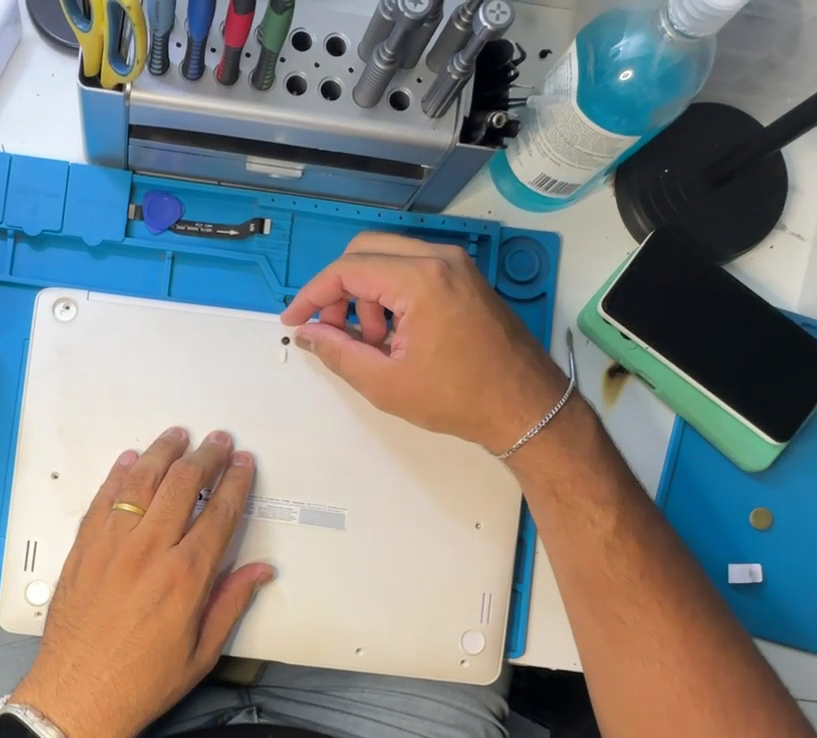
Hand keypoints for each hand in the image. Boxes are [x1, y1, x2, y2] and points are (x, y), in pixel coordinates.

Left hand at [10, 427, 275, 737]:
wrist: (76, 695)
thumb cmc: (142, 683)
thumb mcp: (201, 653)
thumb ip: (230, 603)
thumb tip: (261, 570)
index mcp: (186, 576)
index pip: (220, 513)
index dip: (236, 483)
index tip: (244, 464)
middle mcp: (150, 550)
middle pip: (183, 485)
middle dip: (206, 457)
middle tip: (218, 442)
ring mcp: (111, 545)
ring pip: (141, 481)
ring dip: (163, 453)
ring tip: (178, 436)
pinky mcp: (83, 549)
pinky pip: (103, 499)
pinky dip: (118, 475)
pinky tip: (130, 460)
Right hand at [280, 232, 566, 451]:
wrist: (523, 405)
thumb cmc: (457, 398)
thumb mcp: (384, 383)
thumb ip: (338, 353)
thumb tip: (308, 334)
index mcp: (420, 280)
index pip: (347, 270)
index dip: (312, 295)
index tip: (294, 321)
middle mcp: (440, 259)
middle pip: (365, 252)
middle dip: (339, 291)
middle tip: (332, 332)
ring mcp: (456, 265)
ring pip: (388, 259)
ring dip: (366, 296)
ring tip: (372, 344)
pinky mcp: (465, 278)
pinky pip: (413, 270)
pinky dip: (391, 296)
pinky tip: (393, 337)